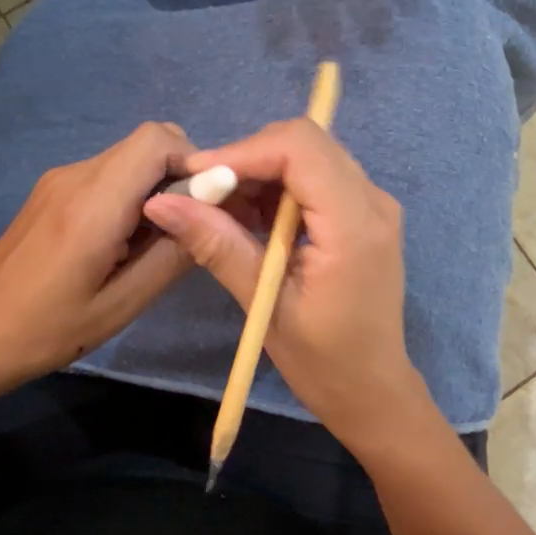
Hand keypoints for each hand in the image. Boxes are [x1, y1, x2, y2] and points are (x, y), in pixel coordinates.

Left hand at [0, 122, 195, 406]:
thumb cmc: (51, 330)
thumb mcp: (125, 303)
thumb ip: (175, 252)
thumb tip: (218, 212)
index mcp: (93, 203)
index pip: (158, 140)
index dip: (196, 163)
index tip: (210, 207)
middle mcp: (75, 176)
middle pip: (148, 143)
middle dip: (182, 176)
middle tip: (189, 229)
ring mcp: (59, 180)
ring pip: (130, 159)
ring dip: (158, 189)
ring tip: (154, 244)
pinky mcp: (52, 191)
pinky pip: (109, 175)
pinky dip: (132, 196)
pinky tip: (124, 244)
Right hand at [141, 119, 420, 441]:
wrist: (373, 390)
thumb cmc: (323, 360)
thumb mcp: (266, 304)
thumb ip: (218, 245)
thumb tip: (161, 202)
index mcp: (356, 223)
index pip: (300, 149)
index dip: (243, 152)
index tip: (197, 180)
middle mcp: (374, 201)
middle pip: (306, 144)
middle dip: (248, 160)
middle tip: (204, 197)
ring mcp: (374, 206)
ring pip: (311, 157)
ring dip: (262, 173)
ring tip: (221, 212)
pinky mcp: (366, 216)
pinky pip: (320, 179)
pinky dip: (281, 189)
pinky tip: (250, 219)